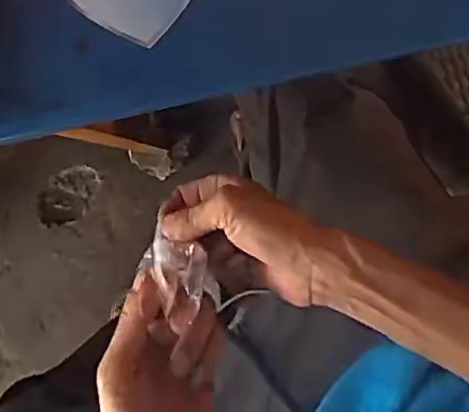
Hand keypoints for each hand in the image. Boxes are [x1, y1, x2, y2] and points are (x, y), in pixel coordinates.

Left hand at [97, 273, 222, 411]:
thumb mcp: (116, 370)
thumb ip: (130, 325)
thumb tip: (145, 280)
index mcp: (133, 334)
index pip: (151, 289)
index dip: (164, 280)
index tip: (175, 278)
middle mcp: (158, 341)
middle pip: (181, 300)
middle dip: (184, 307)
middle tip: (180, 324)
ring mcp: (183, 360)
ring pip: (202, 320)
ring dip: (198, 331)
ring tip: (185, 359)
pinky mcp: (205, 381)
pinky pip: (217, 349)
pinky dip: (214, 348)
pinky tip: (202, 363)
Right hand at [158, 175, 339, 308]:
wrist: (308, 264)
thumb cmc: (268, 229)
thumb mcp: (226, 209)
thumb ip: (193, 216)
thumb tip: (166, 227)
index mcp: (223, 187)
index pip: (186, 193)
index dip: (172, 209)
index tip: (160, 231)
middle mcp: (226, 210)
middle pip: (192, 221)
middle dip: (180, 236)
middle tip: (168, 256)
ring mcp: (234, 238)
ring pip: (202, 245)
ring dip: (193, 257)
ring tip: (183, 271)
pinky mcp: (241, 265)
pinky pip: (216, 266)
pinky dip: (208, 272)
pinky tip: (201, 281)